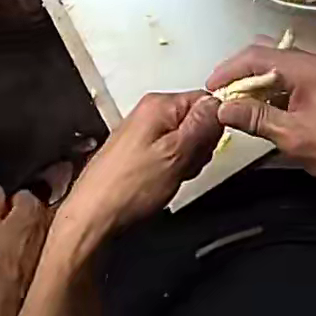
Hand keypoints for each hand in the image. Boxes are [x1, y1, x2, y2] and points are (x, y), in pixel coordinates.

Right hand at [0, 185, 51, 290]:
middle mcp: (48, 214)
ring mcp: (54, 234)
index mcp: (31, 204)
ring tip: (20, 240)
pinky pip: (47, 240)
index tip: (3, 213)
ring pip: (43, 224)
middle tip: (11, 226)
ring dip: (35, 227)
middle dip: (26, 213)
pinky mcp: (57, 252)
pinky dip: (40, 242)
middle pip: (36, 207)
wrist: (11, 291)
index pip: (22, 194)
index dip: (10, 203)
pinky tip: (29, 253)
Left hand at [55, 92, 220, 242]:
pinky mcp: (140, 149)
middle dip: (200, 146)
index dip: (215, 126)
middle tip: (186, 165)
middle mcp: (150, 111)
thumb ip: (202, 125)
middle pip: (197, 119)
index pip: (206, 99)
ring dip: (187, 160)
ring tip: (171, 176)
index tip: (207, 147)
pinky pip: (170, 152)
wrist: (93, 215)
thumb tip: (222, 101)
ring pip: (185, 139)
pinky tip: (162, 181)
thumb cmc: (129, 186)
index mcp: (159, 104)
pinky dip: (173, 168)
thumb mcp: (177, 154)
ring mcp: (144, 130)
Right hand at [205, 45, 315, 199]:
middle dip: (238, 72)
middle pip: (263, 55)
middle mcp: (311, 63)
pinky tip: (257, 109)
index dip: (229, 69)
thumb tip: (222, 107)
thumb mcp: (294, 137)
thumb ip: (256, 118)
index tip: (210, 88)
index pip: (256, 56)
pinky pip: (284, 79)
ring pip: (273, 67)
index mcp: (306, 68)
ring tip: (233, 102)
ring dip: (252, 82)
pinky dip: (266, 90)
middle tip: (219, 93)